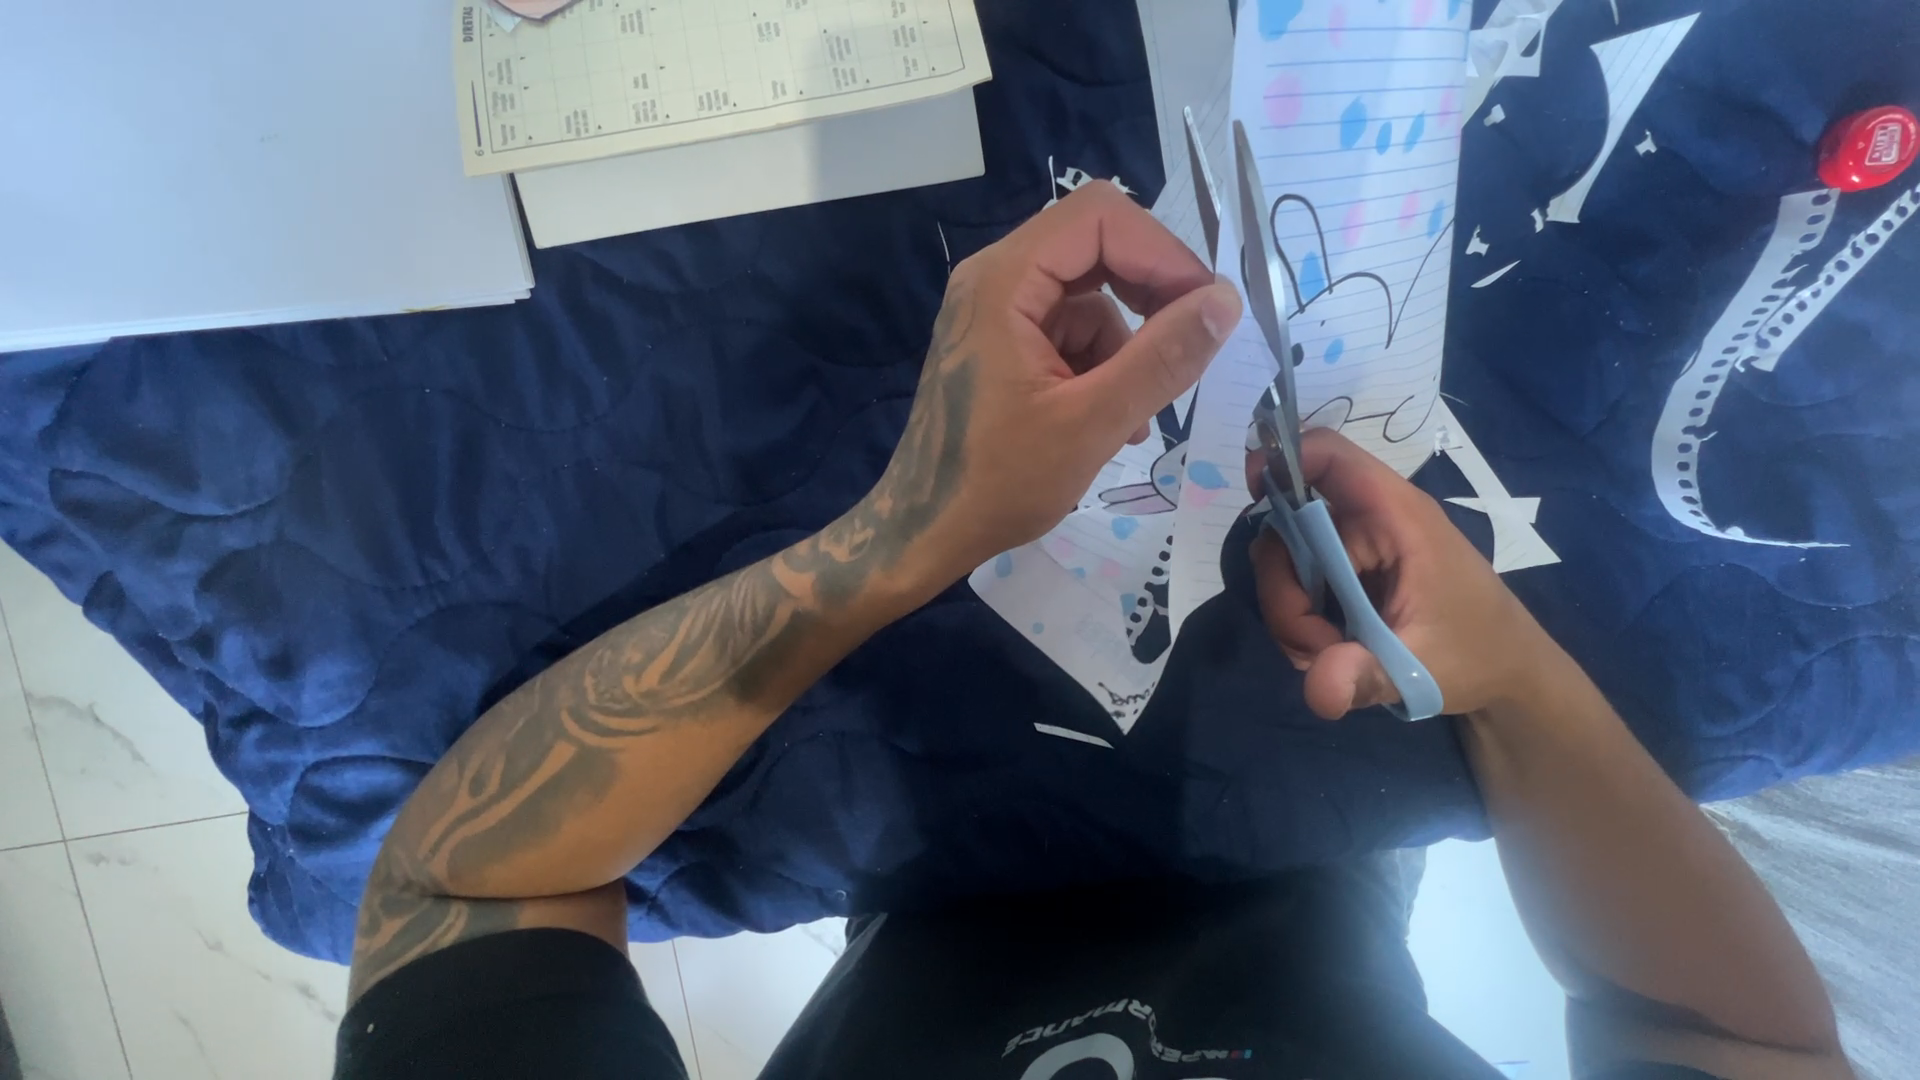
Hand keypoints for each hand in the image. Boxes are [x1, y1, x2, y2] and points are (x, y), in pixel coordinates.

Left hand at [868, 180, 1242, 584]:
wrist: (928, 531)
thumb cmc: (999, 483)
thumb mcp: (1091, 423)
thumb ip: (1162, 359)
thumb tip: (1226, 301)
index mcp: (1003, 282)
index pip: (1099, 217)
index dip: (1162, 253)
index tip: (1207, 307)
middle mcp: (993, 282)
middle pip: (1094, 250)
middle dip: (1149, 298)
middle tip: (1189, 346)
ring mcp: (994, 316)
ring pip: (1087, 300)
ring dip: (1125, 350)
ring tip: (1133, 418)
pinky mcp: (1000, 349)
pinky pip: (1066, 337)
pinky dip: (1097, 370)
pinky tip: (1108, 423)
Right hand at [1247, 429, 1560, 718]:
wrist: (1507, 673)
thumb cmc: (1480, 654)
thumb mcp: (1425, 671)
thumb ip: (1368, 676)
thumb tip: (1318, 690)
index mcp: (1397, 519)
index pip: (1332, 457)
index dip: (1284, 459)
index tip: (1252, 494)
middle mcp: (1367, 523)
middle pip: (1287, 528)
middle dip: (1284, 592)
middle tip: (1315, 645)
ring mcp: (1351, 548)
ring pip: (1284, 562)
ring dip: (1290, 613)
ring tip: (1328, 655)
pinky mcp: (1343, 570)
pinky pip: (1295, 582)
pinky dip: (1297, 620)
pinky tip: (1327, 651)